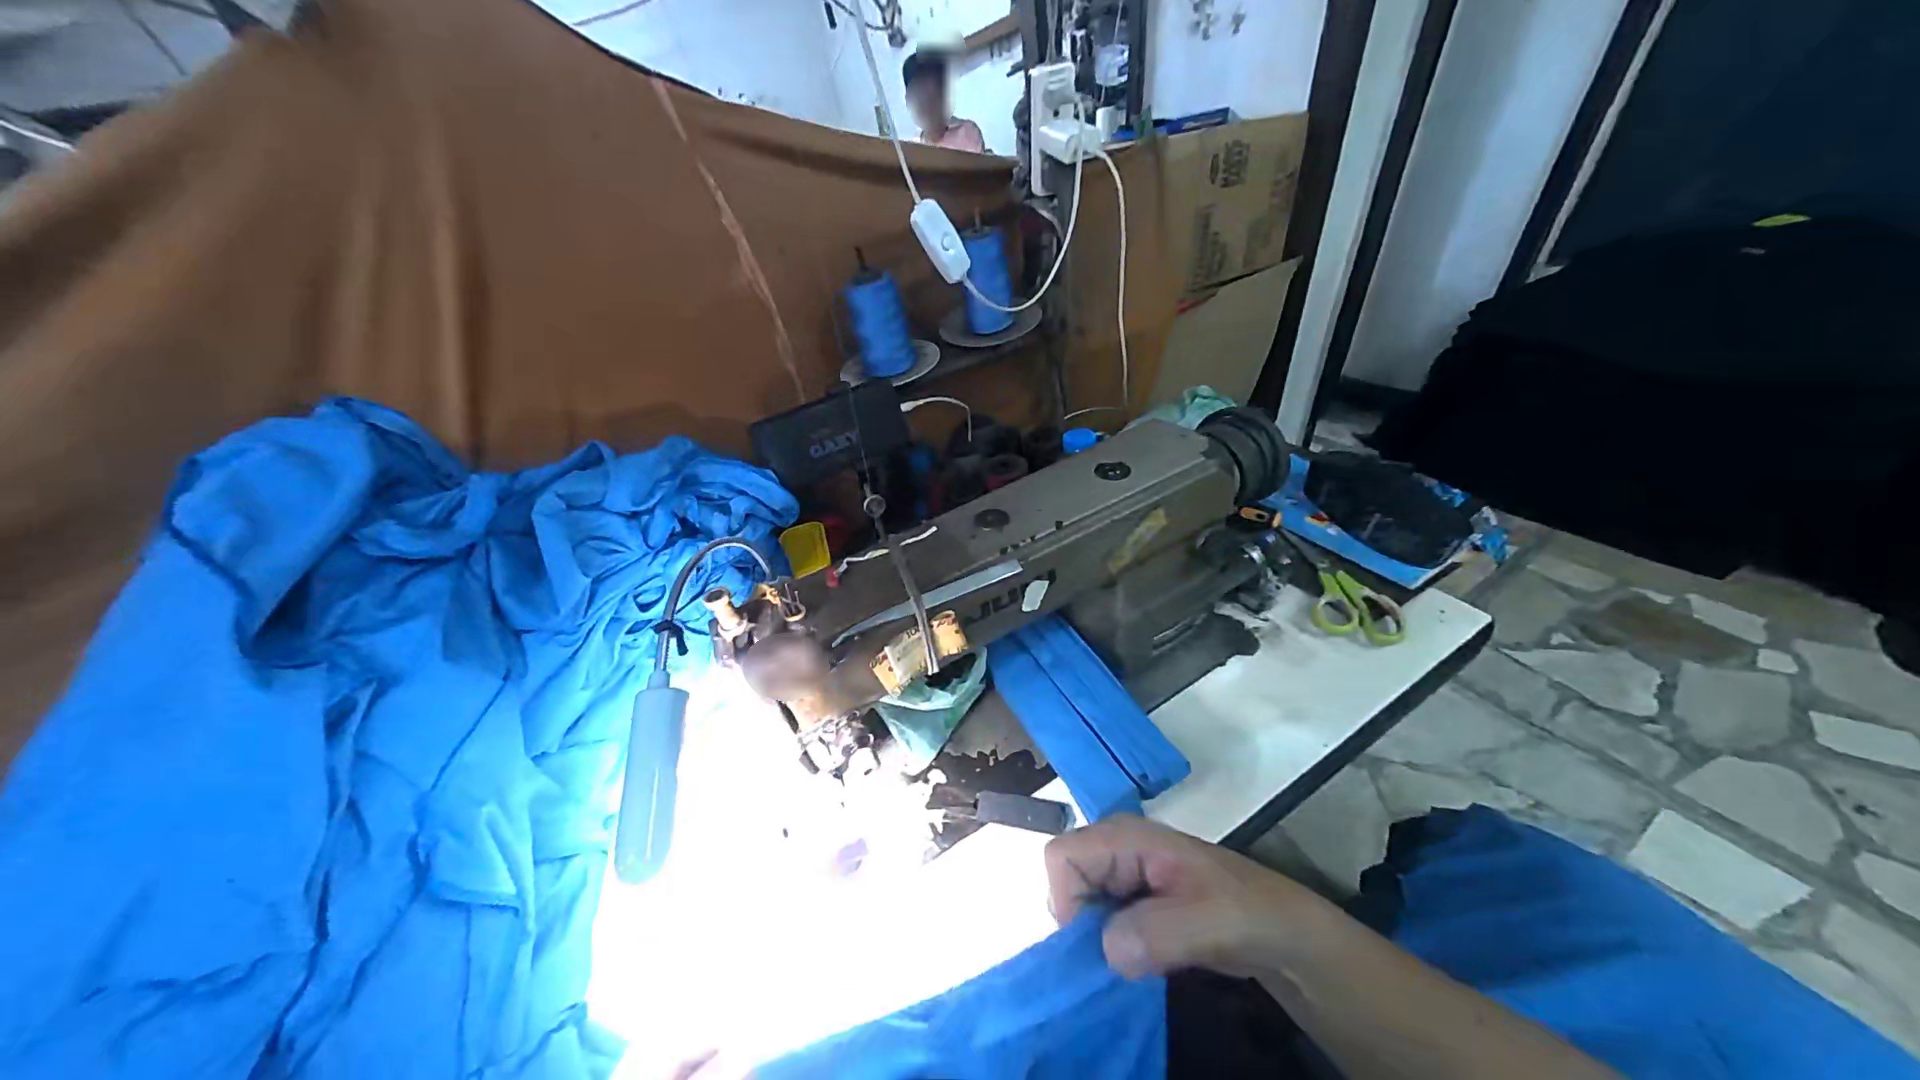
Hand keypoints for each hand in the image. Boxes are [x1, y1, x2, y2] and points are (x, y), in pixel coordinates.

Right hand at [1044, 814, 1336, 979]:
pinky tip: (1138, 958)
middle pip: (1064, 879)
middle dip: (1080, 924)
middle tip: (1118, 957)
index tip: (1095, 944)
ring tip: (1134, 958)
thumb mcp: (1209, 923)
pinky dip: (1107, 944)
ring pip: (1078, 902)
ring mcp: (1122, 872)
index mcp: (1126, 835)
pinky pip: (1096, 918)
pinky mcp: (1131, 898)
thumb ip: (1155, 932)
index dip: (1066, 900)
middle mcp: (1115, 846)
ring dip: (1094, 938)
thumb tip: (1106, 950)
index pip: (1062, 857)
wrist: (1285, 934)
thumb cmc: (1249, 915)